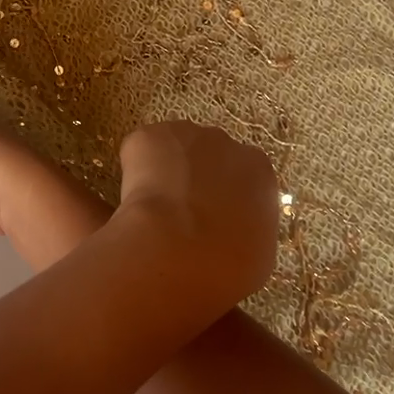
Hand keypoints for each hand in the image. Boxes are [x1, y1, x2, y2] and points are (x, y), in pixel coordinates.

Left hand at [115, 122, 279, 307]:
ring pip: (173, 147)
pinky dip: (136, 168)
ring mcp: (182, 133)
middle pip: (207, 153)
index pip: (243, 172)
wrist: (180, 246)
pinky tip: (138, 196)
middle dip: (196, 175)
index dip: (225, 191)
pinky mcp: (147, 135)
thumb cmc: (228, 260)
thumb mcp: (258, 248)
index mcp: (257, 167)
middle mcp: (222, 140)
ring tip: (158, 205)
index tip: (215, 212)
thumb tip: (231, 223)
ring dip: (165, 168)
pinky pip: (141, 149)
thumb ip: (248, 223)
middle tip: (183, 209)